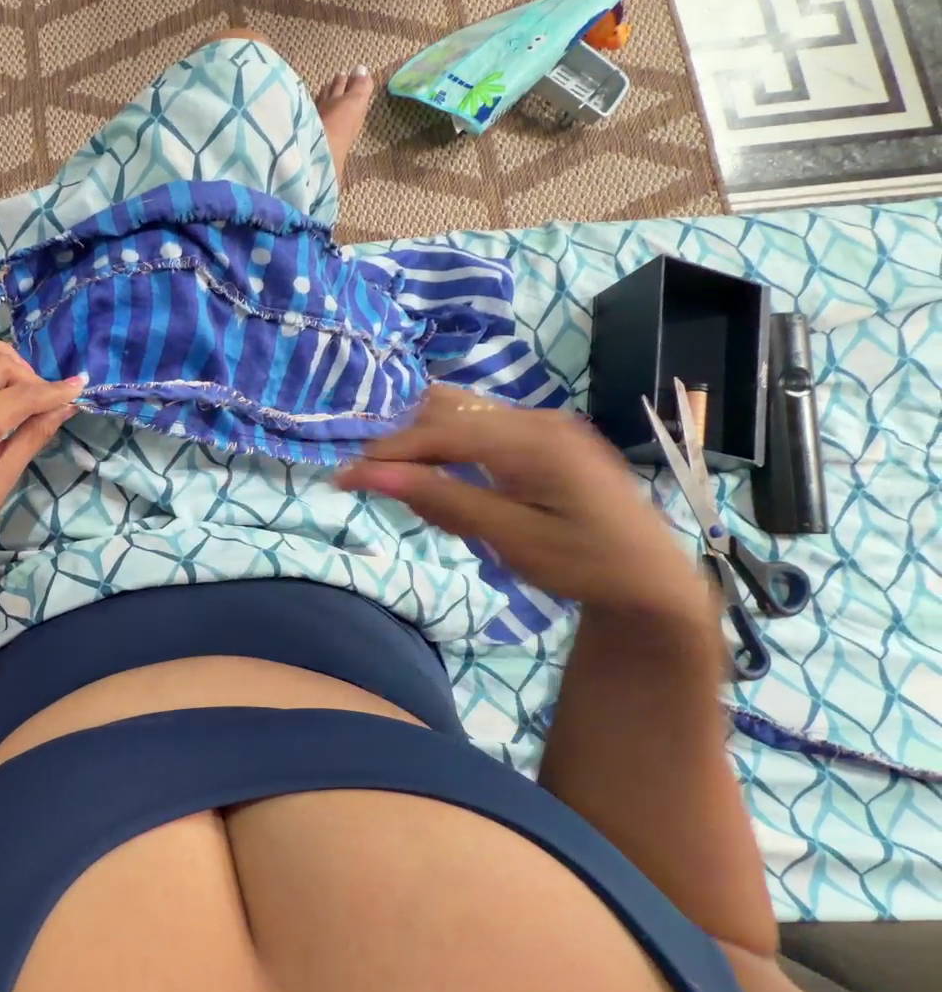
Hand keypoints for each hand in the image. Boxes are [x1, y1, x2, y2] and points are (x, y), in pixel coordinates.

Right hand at [335, 385, 714, 623]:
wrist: (651, 581)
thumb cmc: (584, 564)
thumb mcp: (511, 538)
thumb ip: (443, 501)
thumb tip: (373, 475)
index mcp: (533, 441)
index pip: (438, 432)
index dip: (385, 454)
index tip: (340, 479)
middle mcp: (536, 420)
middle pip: (446, 410)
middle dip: (400, 442)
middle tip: (368, 483)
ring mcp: (542, 427)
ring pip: (460, 415)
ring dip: (421, 444)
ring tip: (400, 483)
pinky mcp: (543, 441)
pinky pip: (478, 429)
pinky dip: (446, 449)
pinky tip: (439, 479)